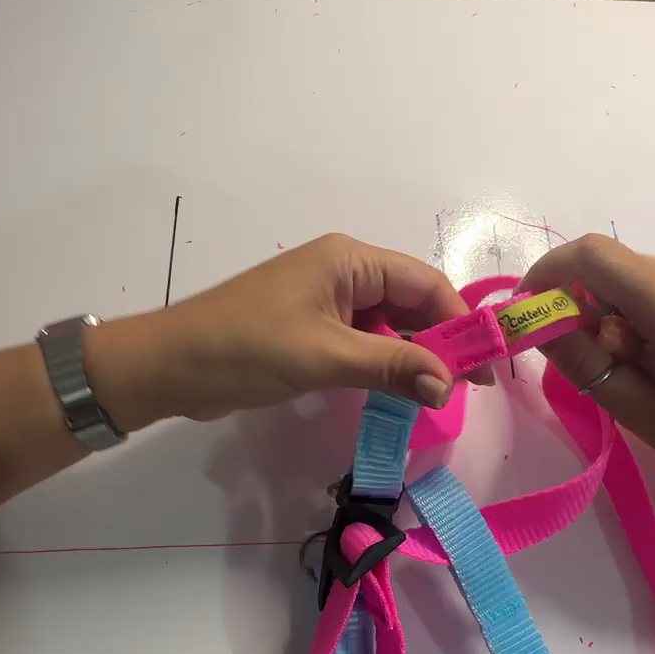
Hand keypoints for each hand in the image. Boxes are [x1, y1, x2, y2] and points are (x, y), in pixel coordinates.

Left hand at [83, 234, 485, 430]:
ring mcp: (327, 299)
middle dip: (440, 341)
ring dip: (414, 355)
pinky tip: (401, 389)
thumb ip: (391, 367)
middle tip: (469, 388)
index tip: (485, 369)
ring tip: (442, 394)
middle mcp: (344, 271)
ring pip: (389, 323)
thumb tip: (449, 385)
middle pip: (411, 302)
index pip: (424, 284)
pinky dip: (385, 363)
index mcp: (350, 259)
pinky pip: (365, 340)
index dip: (460, 324)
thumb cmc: (246, 348)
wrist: (169, 365)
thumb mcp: (324, 356)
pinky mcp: (313, 327)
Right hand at [520, 234, 654, 490]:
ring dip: (593, 308)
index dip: (547, 272)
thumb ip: (577, 358)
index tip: (525, 310)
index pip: (592, 255)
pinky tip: (629, 352)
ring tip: (606, 361)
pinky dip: (615, 310)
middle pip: (601, 262)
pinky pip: (636, 284)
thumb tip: (532, 322)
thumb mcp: (630, 404)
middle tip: (563, 350)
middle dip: (568, 298)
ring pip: (615, 273)